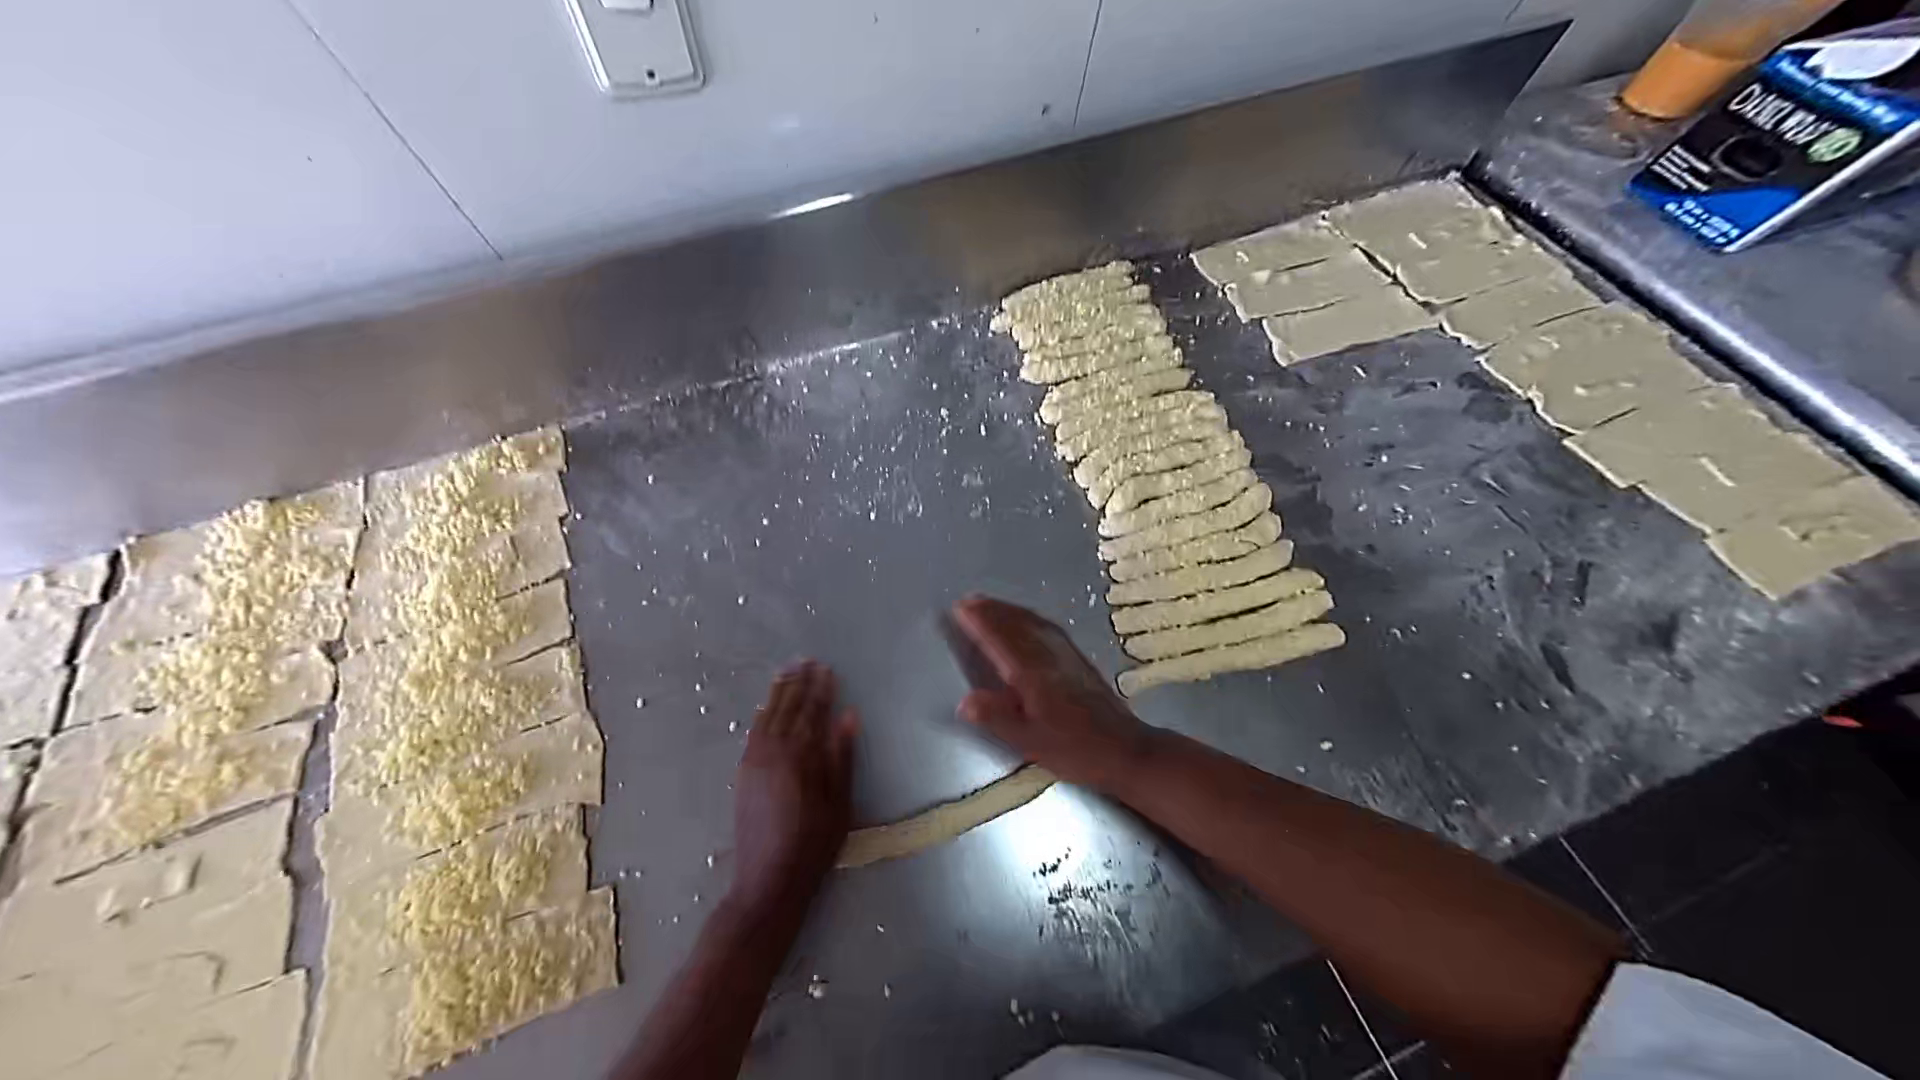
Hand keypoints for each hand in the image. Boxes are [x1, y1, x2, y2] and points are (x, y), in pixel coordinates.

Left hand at [731, 662, 857, 907]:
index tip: (827, 669)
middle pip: (788, 708)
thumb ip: (842, 756)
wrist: (768, 879)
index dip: (822, 689)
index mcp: (801, 756)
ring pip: (767, 716)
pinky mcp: (743, 773)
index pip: (813, 712)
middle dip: (799, 683)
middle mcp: (774, 751)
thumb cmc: (813, 843)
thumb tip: (848, 716)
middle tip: (807, 661)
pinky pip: (754, 731)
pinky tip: (767, 706)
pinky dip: (763, 713)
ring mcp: (754, 761)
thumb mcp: (840, 802)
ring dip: (779, 692)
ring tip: (787, 671)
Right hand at [952, 594, 1153, 790]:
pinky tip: (1027, 620)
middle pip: (1016, 625)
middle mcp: (1050, 657)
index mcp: (1034, 675)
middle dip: (991, 610)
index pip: (1000, 640)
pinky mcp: (1079, 659)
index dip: (979, 623)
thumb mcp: (1030, 742)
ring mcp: (1067, 655)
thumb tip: (966, 702)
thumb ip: (997, 719)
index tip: (960, 609)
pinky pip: (1048, 628)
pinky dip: (1029, 617)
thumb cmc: (1075, 750)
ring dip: (1009, 610)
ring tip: (990, 603)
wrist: (1126, 750)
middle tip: (969, 600)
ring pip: (1033, 623)